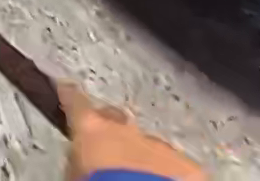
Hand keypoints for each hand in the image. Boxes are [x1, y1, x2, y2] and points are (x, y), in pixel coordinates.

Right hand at [60, 83, 206, 180]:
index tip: (67, 87)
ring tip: (148, 173)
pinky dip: (176, 173)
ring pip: (152, 143)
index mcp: (89, 125)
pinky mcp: (192, 167)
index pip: (73, 96)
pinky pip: (182, 166)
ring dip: (147, 153)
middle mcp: (122, 128)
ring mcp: (159, 146)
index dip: (70, 93)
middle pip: (117, 117)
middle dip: (116, 127)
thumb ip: (78, 153)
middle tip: (115, 145)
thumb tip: (82, 153)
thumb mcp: (74, 169)